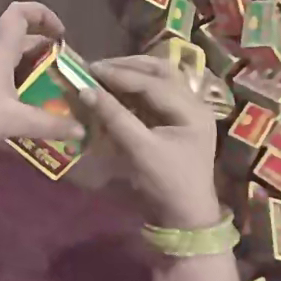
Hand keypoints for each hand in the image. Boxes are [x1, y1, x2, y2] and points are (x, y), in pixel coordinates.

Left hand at [0, 2, 85, 150]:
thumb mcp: (14, 120)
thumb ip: (48, 125)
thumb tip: (80, 130)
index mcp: (1, 48)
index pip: (20, 12)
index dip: (44, 14)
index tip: (62, 35)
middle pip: (23, 38)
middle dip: (47, 50)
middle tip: (67, 72)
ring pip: (13, 58)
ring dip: (34, 68)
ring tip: (55, 90)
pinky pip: (4, 74)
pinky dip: (20, 82)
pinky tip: (30, 105)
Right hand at [82, 55, 222, 229]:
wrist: (185, 215)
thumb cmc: (166, 183)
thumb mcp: (139, 150)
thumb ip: (114, 117)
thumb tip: (86, 90)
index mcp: (192, 110)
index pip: (152, 82)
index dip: (120, 74)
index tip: (90, 69)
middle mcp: (194, 103)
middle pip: (161, 70)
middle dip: (128, 66)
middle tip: (98, 67)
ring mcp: (188, 110)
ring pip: (160, 78)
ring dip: (133, 72)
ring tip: (106, 73)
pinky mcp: (178, 119)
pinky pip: (157, 93)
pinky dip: (136, 87)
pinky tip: (116, 89)